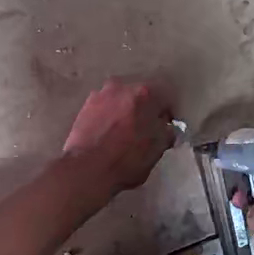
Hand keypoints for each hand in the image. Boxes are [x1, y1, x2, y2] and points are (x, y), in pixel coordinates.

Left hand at [60, 79, 175, 195]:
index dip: (168, 116)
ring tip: (123, 133)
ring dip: (125, 112)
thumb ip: (167, 133)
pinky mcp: (84, 106)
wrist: (87, 168)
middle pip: (141, 96)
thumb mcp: (157, 150)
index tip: (166, 129)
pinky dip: (108, 117)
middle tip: (145, 130)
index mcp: (146, 94)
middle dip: (145, 111)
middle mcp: (123, 86)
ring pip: (121, 100)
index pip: (166, 99)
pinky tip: (107, 134)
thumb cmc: (127, 159)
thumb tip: (167, 128)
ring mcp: (101, 94)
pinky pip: (104, 108)